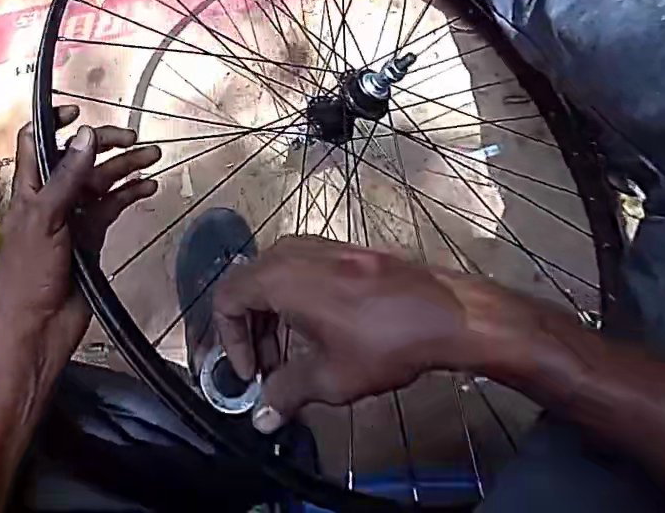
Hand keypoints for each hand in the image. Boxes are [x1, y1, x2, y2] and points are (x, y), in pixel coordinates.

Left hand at [0, 106, 159, 381]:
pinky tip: (148, 186)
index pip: (35, 140)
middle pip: (79, 157)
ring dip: (126, 167)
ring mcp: (74, 214)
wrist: (38, 329)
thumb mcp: (45, 219)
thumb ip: (67, 177)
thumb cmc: (29, 273)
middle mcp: (52, 195)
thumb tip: (85, 134)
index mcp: (30, 186)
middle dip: (105, 143)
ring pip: (102, 180)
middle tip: (132, 136)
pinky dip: (130, 193)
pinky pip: (113, 205)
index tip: (77, 111)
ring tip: (153, 156)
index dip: (52, 122)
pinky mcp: (92, 234)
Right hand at [212, 236, 539, 431]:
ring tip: (290, 359)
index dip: (229, 341)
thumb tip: (261, 419)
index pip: (225, 298)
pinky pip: (293, 270)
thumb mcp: (328, 377)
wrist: (438, 310)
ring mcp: (311, 245)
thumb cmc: (379, 341)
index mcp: (276, 276)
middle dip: (249, 333)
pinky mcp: (332, 248)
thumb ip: (285, 392)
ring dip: (269, 319)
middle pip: (245, 287)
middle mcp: (286, 251)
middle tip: (267, 373)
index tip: (251, 375)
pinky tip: (313, 333)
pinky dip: (289, 301)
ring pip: (269, 278)